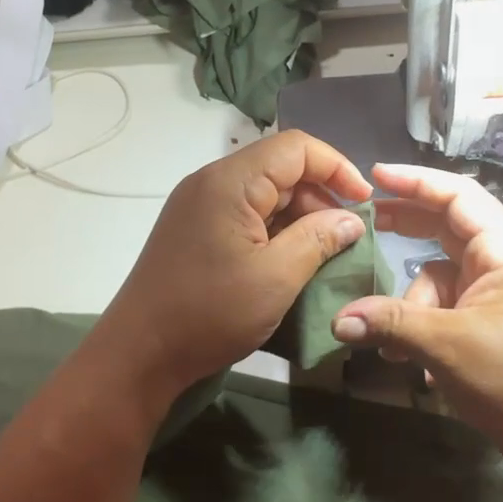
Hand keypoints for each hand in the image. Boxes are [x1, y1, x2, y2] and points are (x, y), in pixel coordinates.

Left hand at [96, 130, 373, 399]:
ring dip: (298, 217)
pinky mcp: (193, 230)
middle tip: (345, 239)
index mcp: (229, 182)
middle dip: (319, 197)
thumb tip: (351, 218)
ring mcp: (198, 206)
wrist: (139, 354)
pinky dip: (273, 231)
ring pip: (263, 194)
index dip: (336, 167)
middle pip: (279, 168)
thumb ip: (318, 240)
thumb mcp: (275, 278)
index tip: (364, 203)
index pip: (295, 148)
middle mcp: (211, 183)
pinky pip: (244, 215)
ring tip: (322, 256)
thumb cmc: (209, 314)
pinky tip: (288, 263)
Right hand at [331, 164, 502, 462]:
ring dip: (412, 307)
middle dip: (405, 231)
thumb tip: (338, 319)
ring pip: (441, 279)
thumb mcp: (450, 347)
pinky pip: (449, 312)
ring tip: (398, 351)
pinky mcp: (495, 327)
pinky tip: (419, 369)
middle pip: (447, 229)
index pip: (458, 195)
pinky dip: (427, 331)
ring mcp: (501, 297)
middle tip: (364, 225)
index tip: (374, 176)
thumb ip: (392, 325)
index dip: (415, 181)